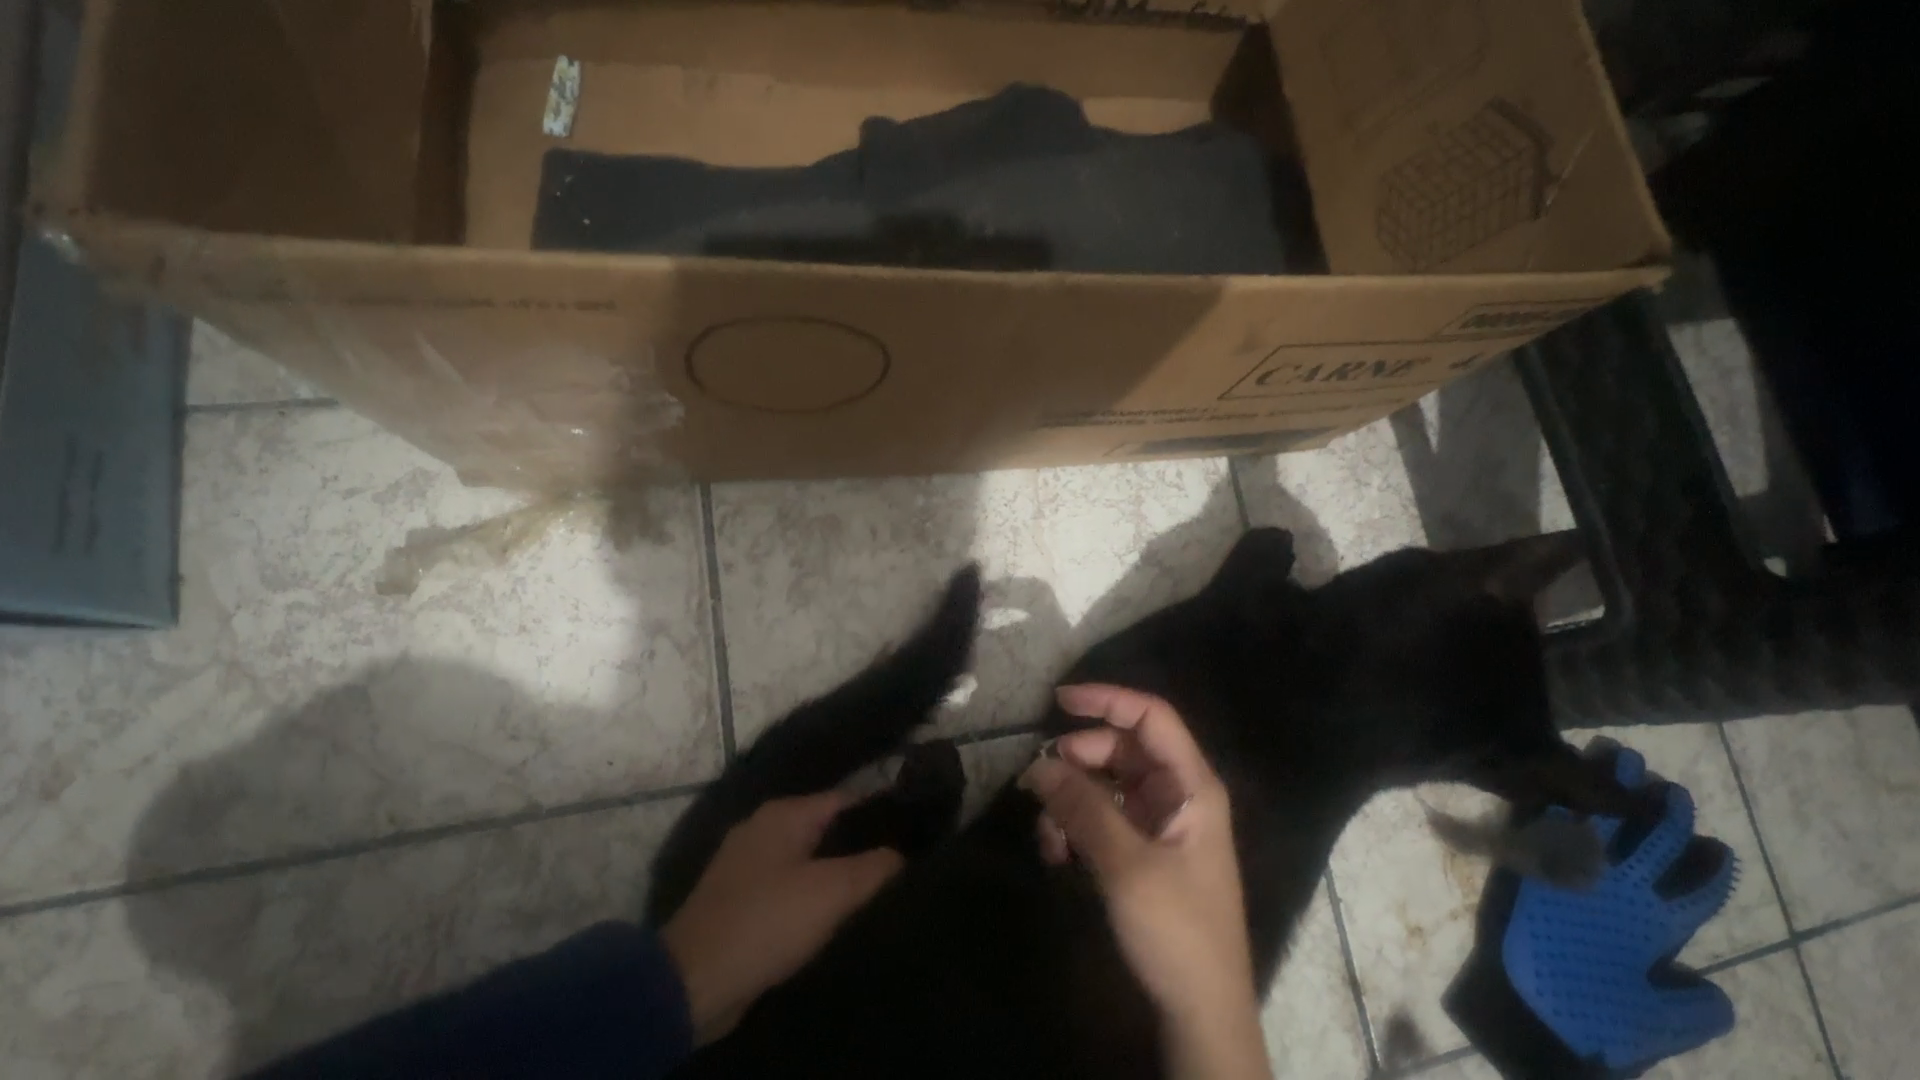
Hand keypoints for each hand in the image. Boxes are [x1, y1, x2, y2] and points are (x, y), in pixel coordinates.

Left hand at [659, 793, 903, 1044]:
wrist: (695, 981)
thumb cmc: (768, 921)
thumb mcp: (833, 891)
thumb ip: (876, 867)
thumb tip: (903, 854)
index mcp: (783, 813)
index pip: (847, 800)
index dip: (883, 815)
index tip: (916, 834)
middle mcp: (763, 829)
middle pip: (827, 829)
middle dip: (861, 846)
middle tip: (904, 867)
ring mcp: (746, 865)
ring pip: (808, 861)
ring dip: (836, 875)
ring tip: (878, 893)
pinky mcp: (739, 901)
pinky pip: (788, 888)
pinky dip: (812, 898)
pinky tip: (836, 918)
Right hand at [1021, 684, 1270, 1079]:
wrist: (1200, 1009)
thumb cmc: (1176, 930)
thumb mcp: (1126, 865)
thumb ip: (1083, 807)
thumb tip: (1038, 764)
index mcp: (1192, 786)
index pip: (1152, 718)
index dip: (1108, 700)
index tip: (1058, 700)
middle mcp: (1177, 795)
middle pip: (1121, 750)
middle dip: (1077, 761)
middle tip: (1039, 784)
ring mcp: (1159, 824)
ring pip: (1105, 785)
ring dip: (1070, 800)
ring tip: (1048, 836)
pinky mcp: (1142, 852)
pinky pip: (1102, 818)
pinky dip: (1076, 827)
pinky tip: (1057, 855)